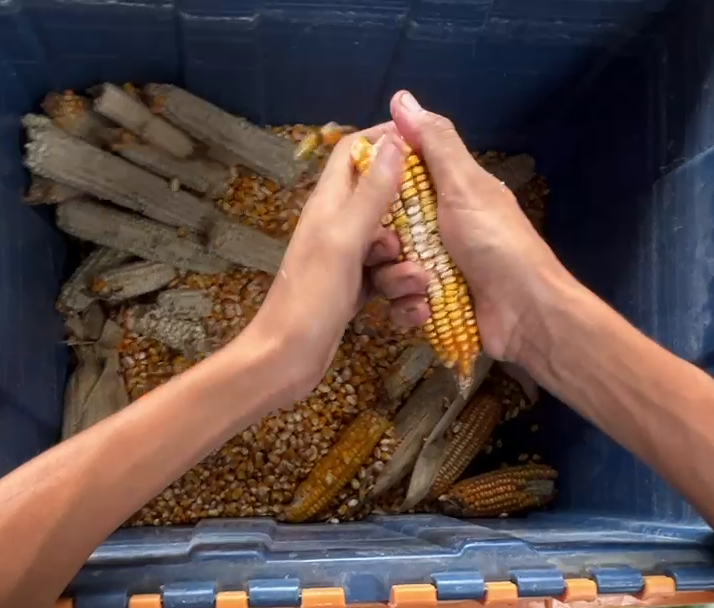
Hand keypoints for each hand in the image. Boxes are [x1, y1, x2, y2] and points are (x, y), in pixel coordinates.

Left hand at [242, 126, 405, 405]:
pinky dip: (401, 293)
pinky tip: (412, 310)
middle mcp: (336, 228)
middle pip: (382, 202)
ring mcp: (345, 262)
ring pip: (389, 248)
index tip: (423, 149)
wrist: (286, 360)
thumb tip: (396, 140)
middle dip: (409, 220)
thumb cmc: (310, 299)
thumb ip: (371, 194)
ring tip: (415, 287)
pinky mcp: (353, 291)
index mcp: (328, 205)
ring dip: (408, 266)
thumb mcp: (343, 241)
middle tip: (427, 238)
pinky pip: (386, 281)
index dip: (384, 142)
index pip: (353, 152)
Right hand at [366, 91, 579, 377]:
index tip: (364, 195)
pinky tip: (424, 310)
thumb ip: (434, 144)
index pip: (396, 185)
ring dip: (399, 282)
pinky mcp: (432, 308)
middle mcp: (435, 232)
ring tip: (422, 286)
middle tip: (395, 251)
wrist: (524, 312)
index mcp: (445, 197)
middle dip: (384, 247)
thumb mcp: (464, 186)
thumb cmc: (497, 243)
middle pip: (384, 234)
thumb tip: (402, 98)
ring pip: (388, 273)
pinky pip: (401, 307)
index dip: (377, 190)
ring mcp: (433, 272)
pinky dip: (409, 311)